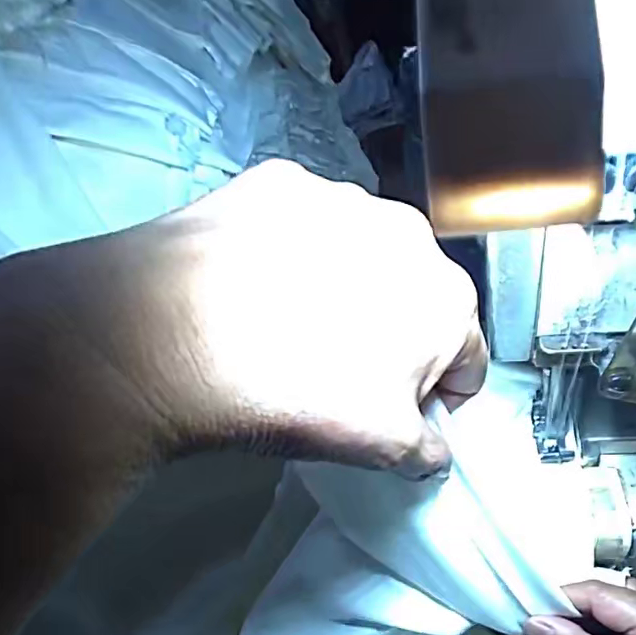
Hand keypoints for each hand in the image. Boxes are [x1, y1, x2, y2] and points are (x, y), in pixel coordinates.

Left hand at [0, 160, 486, 475]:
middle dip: (401, 344)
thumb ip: (429, 452)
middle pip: (422, 308)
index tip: (401, 415)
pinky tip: (262, 290)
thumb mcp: (384, 449)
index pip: (468, 364)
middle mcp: (410, 236)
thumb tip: (434, 451)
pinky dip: (299, 260)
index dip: (440, 399)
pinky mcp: (277, 182)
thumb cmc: (301, 395)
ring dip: (354, 296)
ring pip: (368, 264)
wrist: (167, 336)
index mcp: (450, 301)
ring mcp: (341, 200)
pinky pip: (309, 233)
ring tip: (298, 331)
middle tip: (347, 377)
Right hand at [525, 581, 635, 634]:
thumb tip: (537, 623)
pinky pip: (633, 611)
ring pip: (620, 599)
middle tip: (538, 622)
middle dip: (574, 605)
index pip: (603, 594)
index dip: (562, 598)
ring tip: (558, 630)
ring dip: (589, 614)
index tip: (528, 610)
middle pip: (612, 591)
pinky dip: (608, 622)